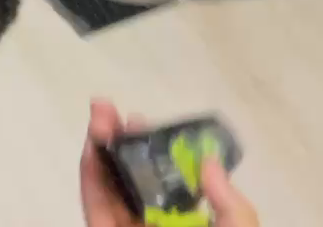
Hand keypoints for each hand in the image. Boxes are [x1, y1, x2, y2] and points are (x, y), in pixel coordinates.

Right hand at [79, 99, 259, 226]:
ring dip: (100, 143)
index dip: (158, 149)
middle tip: (109, 106)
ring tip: (98, 112)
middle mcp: (155, 220)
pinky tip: (90, 143)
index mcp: (189, 223)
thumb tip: (211, 161)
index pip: (171, 181)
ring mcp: (125, 222)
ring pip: (109, 179)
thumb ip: (234, 209)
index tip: (148, 120)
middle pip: (132, 173)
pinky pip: (92, 197)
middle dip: (121, 138)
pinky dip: (89, 170)